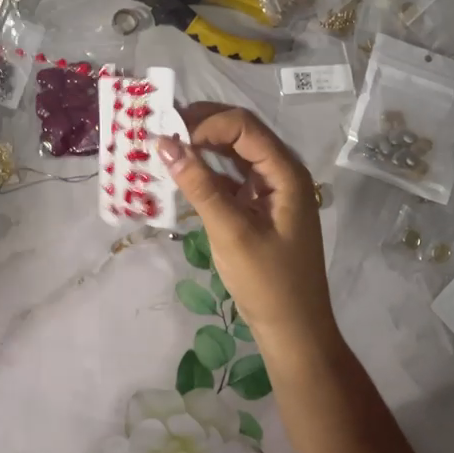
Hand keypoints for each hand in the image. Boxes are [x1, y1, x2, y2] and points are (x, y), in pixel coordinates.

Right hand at [158, 104, 330, 341]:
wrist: (293, 328)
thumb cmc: (268, 282)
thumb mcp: (230, 231)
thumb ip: (199, 185)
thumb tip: (165, 144)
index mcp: (286, 173)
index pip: (243, 126)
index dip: (206, 124)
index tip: (170, 139)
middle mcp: (281, 173)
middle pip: (239, 133)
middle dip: (200, 128)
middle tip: (160, 134)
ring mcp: (270, 191)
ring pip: (233, 154)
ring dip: (200, 149)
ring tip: (163, 149)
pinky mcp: (258, 208)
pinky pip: (230, 178)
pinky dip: (205, 174)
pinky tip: (178, 178)